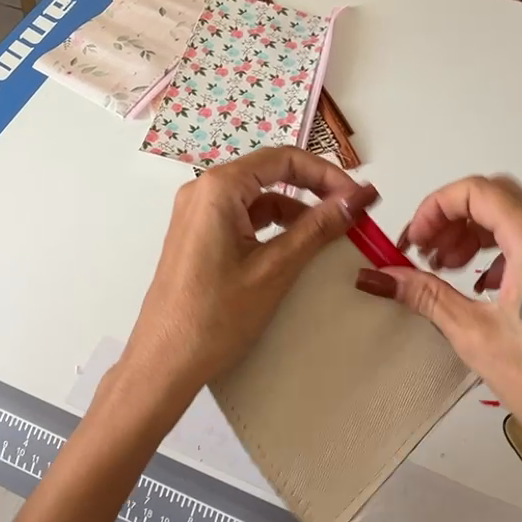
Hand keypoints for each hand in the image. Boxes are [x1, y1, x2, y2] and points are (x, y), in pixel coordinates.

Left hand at [122, 148, 377, 398]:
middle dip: (314, 189)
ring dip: (295, 210)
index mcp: (219, 187)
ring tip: (332, 234)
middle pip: (269, 172)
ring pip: (258, 196)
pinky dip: (273, 226)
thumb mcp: (274, 270)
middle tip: (352, 212)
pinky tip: (297, 247)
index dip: (326, 173)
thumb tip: (358, 198)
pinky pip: (243, 217)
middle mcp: (204, 190)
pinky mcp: (198, 235)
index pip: (283, 158)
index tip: (358, 197)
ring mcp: (198, 213)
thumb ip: (317, 229)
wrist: (163, 362)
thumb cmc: (215, 316)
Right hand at [353, 176, 521, 482]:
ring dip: (472, 233)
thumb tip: (382, 277)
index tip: (413, 240)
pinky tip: (479, 285)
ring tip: (443, 267)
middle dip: (451, 217)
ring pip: (513, 218)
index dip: (435, 207)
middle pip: (495, 197)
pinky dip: (496, 250)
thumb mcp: (475, 335)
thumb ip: (426, 296)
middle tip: (424, 249)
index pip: (477, 191)